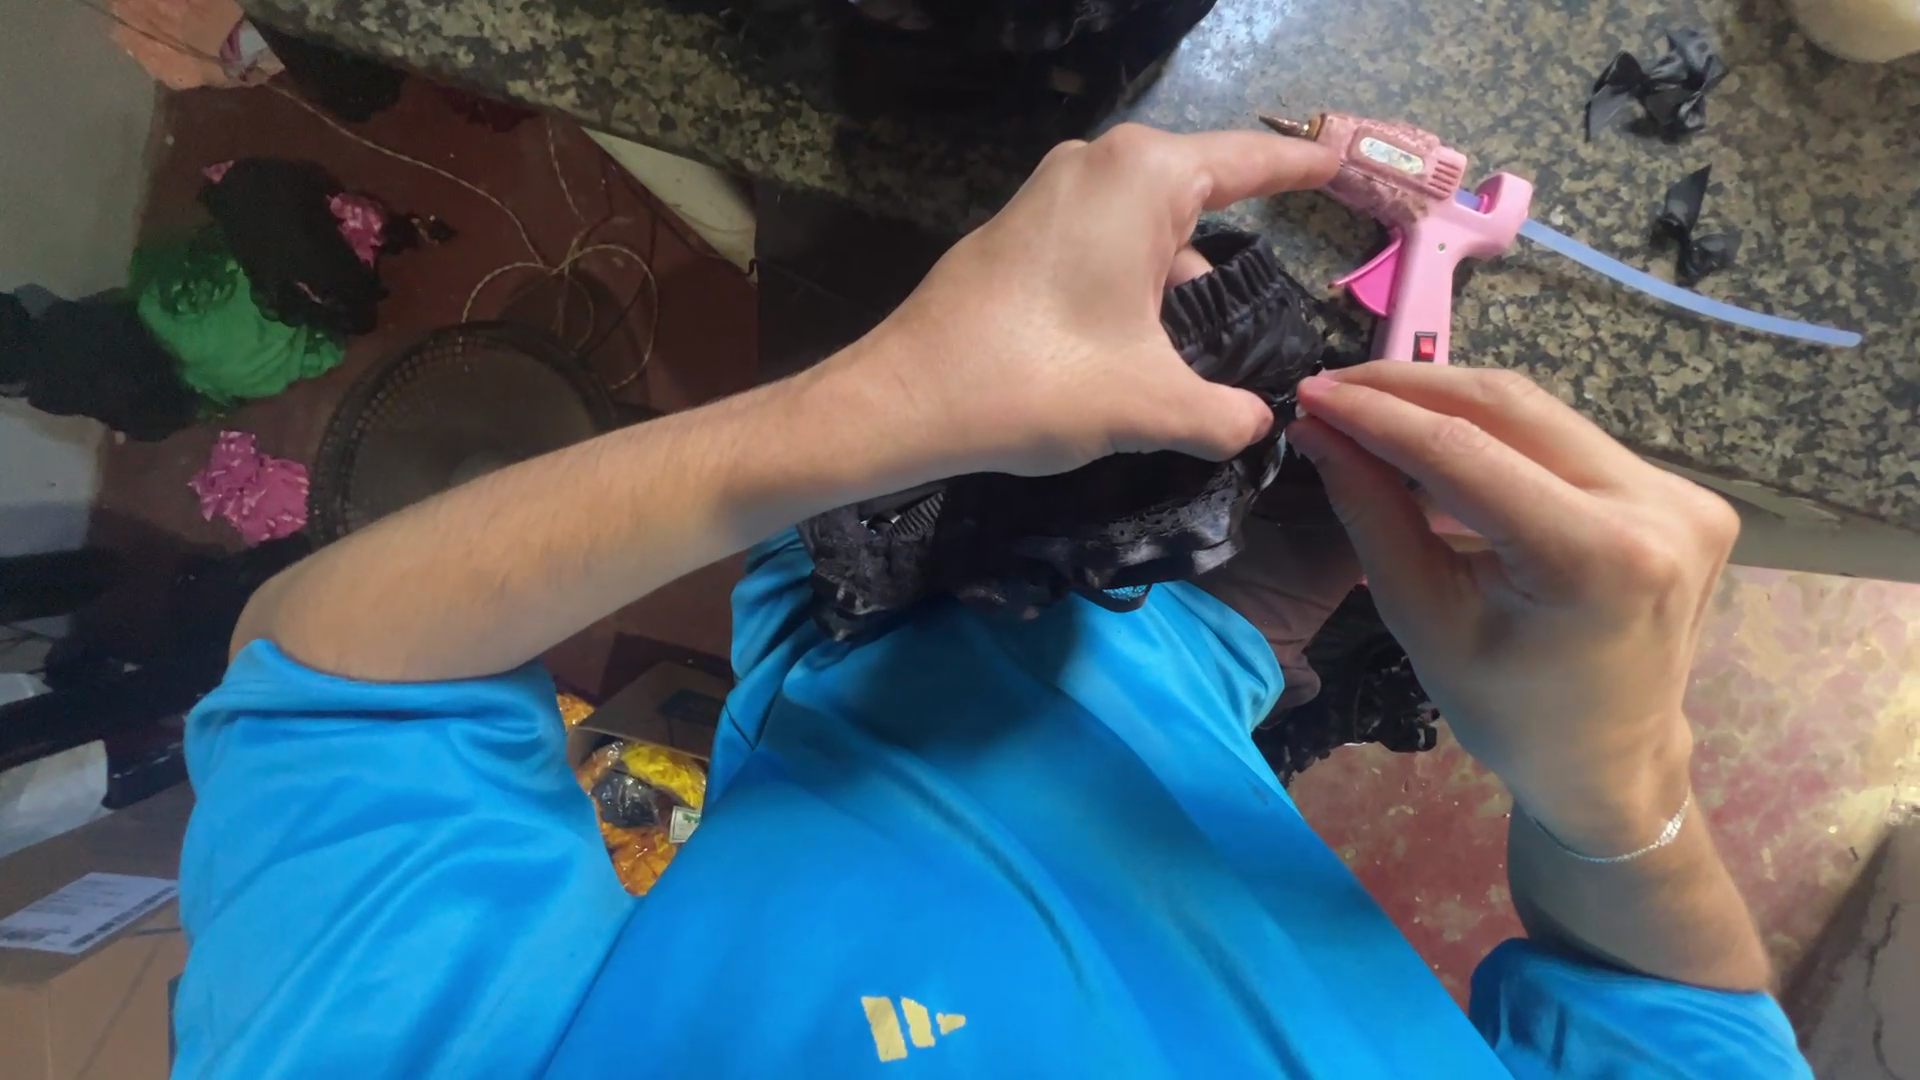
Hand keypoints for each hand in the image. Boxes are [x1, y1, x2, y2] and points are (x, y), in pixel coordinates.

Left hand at [823, 124, 1337, 479]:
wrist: (907, 400)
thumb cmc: (1037, 383)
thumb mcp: (1150, 406)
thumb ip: (1223, 417)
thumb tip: (1258, 427)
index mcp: (1143, 178)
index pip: (1251, 162)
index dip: (1302, 171)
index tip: (1340, 168)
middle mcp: (1095, 168)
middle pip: (1191, 214)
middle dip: (1217, 281)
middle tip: (1236, 348)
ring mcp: (1044, 198)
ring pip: (1139, 243)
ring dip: (1163, 304)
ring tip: (1172, 375)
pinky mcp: (1012, 236)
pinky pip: (1092, 255)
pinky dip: (1119, 298)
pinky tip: (1116, 357)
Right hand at [1288, 363, 1738, 854]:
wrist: (1606, 756)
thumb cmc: (1501, 706)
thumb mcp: (1418, 612)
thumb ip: (1371, 511)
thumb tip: (1318, 433)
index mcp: (1596, 558)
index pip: (1464, 452)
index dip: (1375, 415)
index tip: (1309, 392)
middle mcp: (1660, 507)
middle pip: (1510, 407)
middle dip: (1407, 387)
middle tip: (1329, 385)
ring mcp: (1680, 492)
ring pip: (1536, 411)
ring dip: (1439, 399)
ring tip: (1362, 402)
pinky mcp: (1672, 490)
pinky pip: (1556, 438)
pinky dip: (1480, 428)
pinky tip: (1424, 434)